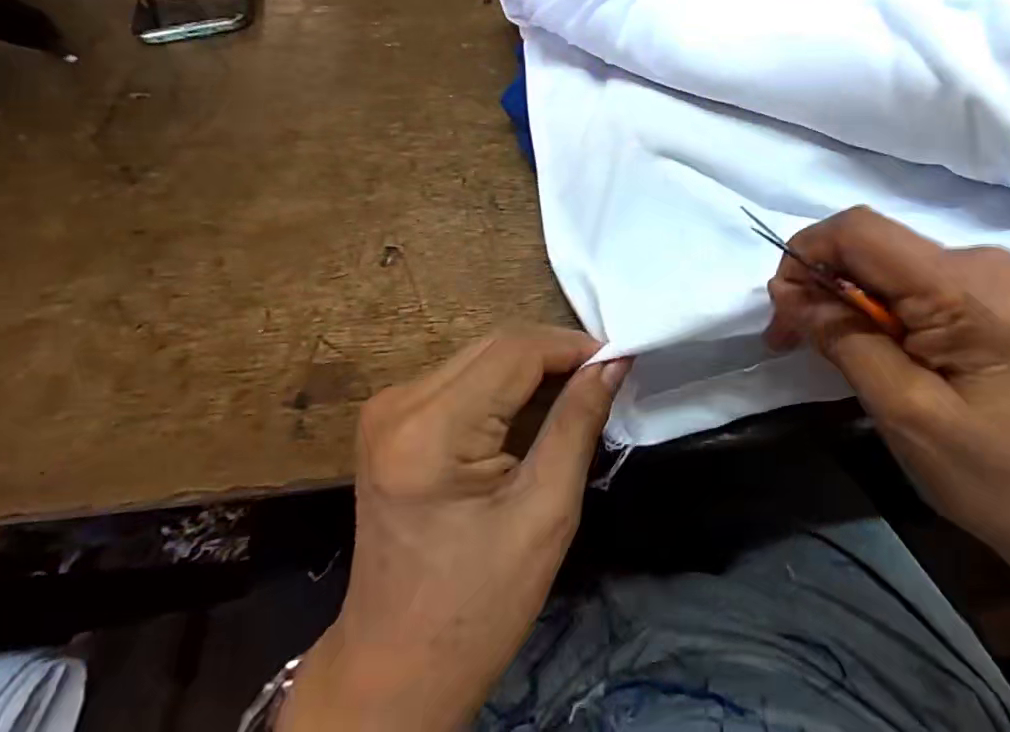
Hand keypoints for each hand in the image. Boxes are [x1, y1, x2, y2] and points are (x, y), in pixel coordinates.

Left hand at [281, 328, 628, 731]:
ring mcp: (387, 412)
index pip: (516, 352)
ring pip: (483, 356)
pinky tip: (540, 408)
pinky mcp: (392, 424)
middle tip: (607, 377)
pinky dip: (510, 384)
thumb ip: (579, 422)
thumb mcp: (547, 510)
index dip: (575, 347)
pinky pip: (465, 378)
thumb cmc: (481, 601)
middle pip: (497, 346)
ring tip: (581, 392)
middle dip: (558, 354)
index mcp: (429, 431)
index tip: (621, 361)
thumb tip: (613, 362)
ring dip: (536, 367)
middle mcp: (397, 406)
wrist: (399, 664)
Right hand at [766, 208, 1009, 632]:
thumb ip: (843, 339)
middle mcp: (981, 261)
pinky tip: (871, 346)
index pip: (862, 231)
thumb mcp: (903, 411)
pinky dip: (878, 307)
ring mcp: (991, 274)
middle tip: (790, 339)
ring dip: (848, 299)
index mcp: (967, 288)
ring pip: (888, 262)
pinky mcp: (989, 293)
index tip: (782, 310)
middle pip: (874, 244)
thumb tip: (787, 288)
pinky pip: (913, 280)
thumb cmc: (990, 474)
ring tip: (828, 350)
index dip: (808, 255)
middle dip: (823, 283)